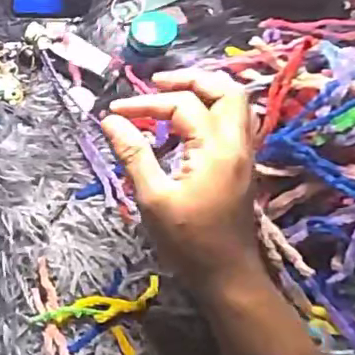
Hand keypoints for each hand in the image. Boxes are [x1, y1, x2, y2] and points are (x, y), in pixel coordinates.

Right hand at [98, 71, 265, 288]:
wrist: (227, 276)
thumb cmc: (188, 240)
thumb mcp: (152, 197)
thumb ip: (133, 153)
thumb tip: (110, 120)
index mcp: (216, 148)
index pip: (182, 105)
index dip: (145, 104)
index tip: (114, 113)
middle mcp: (238, 144)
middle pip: (227, 89)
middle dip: (190, 78)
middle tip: (155, 83)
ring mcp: (244, 154)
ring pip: (236, 104)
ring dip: (205, 91)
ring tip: (170, 94)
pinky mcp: (242, 166)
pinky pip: (234, 121)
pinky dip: (212, 109)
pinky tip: (187, 122)